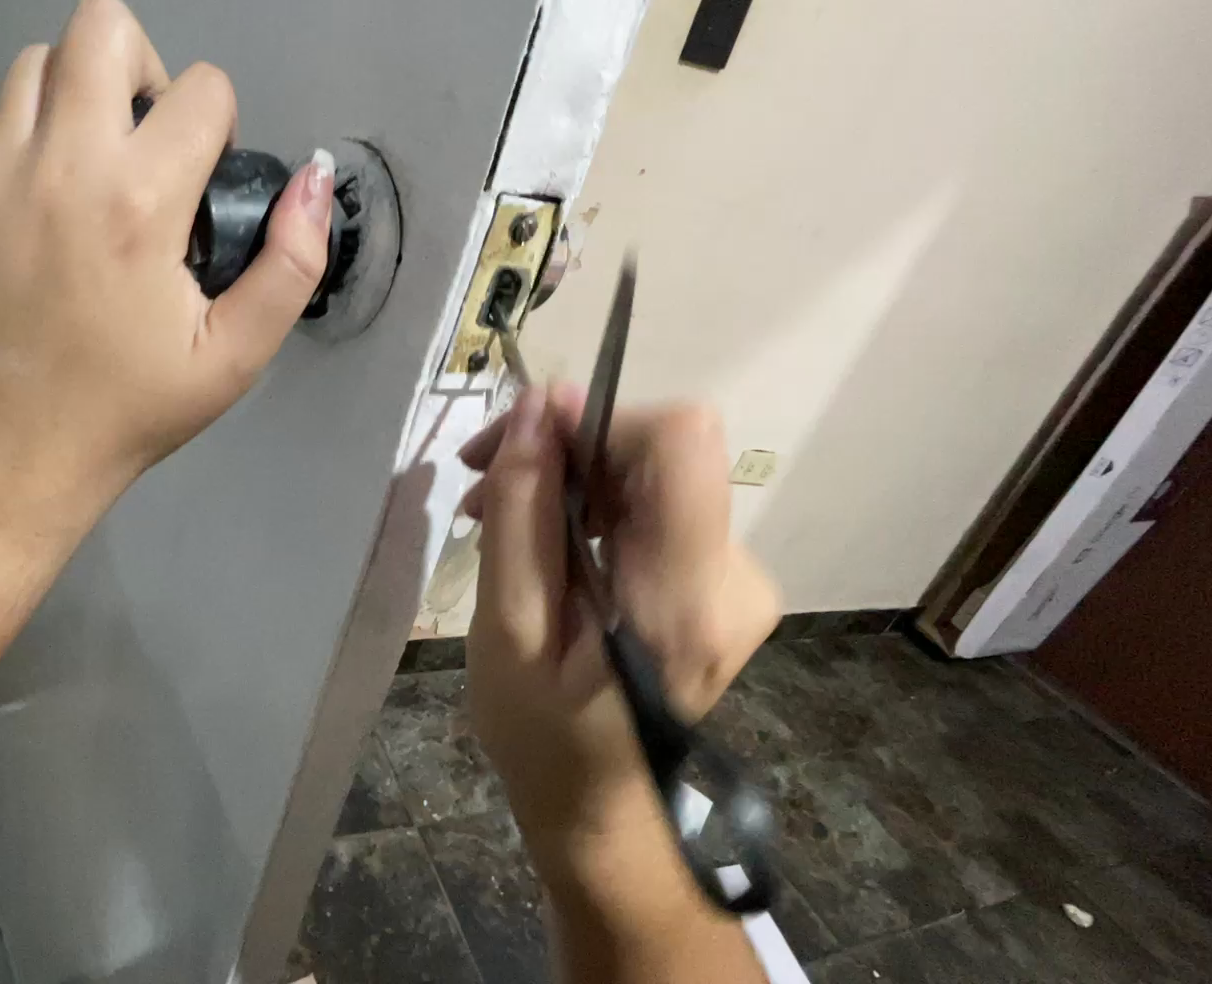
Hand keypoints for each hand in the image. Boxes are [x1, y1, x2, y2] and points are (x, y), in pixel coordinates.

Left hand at [0, 0, 332, 534]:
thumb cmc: (129, 413)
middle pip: (101, 25)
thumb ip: (289, 265)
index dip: (221, 130)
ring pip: (35, 64)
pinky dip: (30, 151)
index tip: (204, 192)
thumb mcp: (234, 357)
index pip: (202, 89)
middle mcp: (55, 164)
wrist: (4, 460)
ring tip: (96, 179)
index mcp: (136, 202)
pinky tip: (42, 225)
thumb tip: (313, 179)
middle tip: (150, 154)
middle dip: (144, 73)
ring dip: (81, 99)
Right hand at [457, 384, 779, 854]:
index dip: (597, 420)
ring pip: (649, 473)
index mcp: (684, 597)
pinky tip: (538, 536)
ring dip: (566, 477)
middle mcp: (733, 575)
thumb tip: (535, 406)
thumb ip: (523, 512)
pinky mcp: (717, 578)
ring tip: (492, 514)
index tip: (521, 441)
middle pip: (657, 453)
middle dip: (562, 449)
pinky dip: (588, 504)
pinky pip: (652, 504)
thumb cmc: (540, 733)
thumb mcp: (507, 627)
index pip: (679, 443)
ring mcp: (734, 577)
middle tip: (477, 482)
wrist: (597, 805)